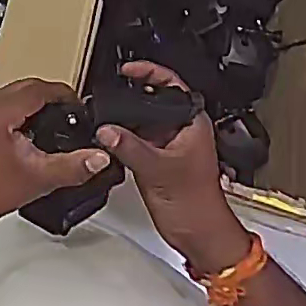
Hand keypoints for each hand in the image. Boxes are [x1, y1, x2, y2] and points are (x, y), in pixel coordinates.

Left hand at [0, 78, 111, 231]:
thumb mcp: (41, 177)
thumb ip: (75, 166)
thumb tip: (98, 157)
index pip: (39, 88)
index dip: (65, 94)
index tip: (80, 105)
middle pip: (30, 85)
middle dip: (55, 96)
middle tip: (74, 111)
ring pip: (20, 91)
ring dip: (42, 101)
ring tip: (61, 118)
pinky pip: (12, 100)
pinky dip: (29, 107)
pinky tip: (41, 126)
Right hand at [97, 61, 251, 273]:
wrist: (199, 236)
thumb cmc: (197, 204)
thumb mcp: (158, 169)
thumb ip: (129, 146)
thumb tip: (106, 130)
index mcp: (192, 123)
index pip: (172, 84)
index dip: (150, 71)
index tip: (128, 70)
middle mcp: (181, 130)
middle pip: (154, 99)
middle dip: (132, 94)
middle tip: (112, 88)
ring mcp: (168, 144)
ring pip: (143, 119)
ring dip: (126, 117)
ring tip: (107, 113)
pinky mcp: (157, 158)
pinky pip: (136, 138)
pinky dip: (122, 135)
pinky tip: (110, 138)